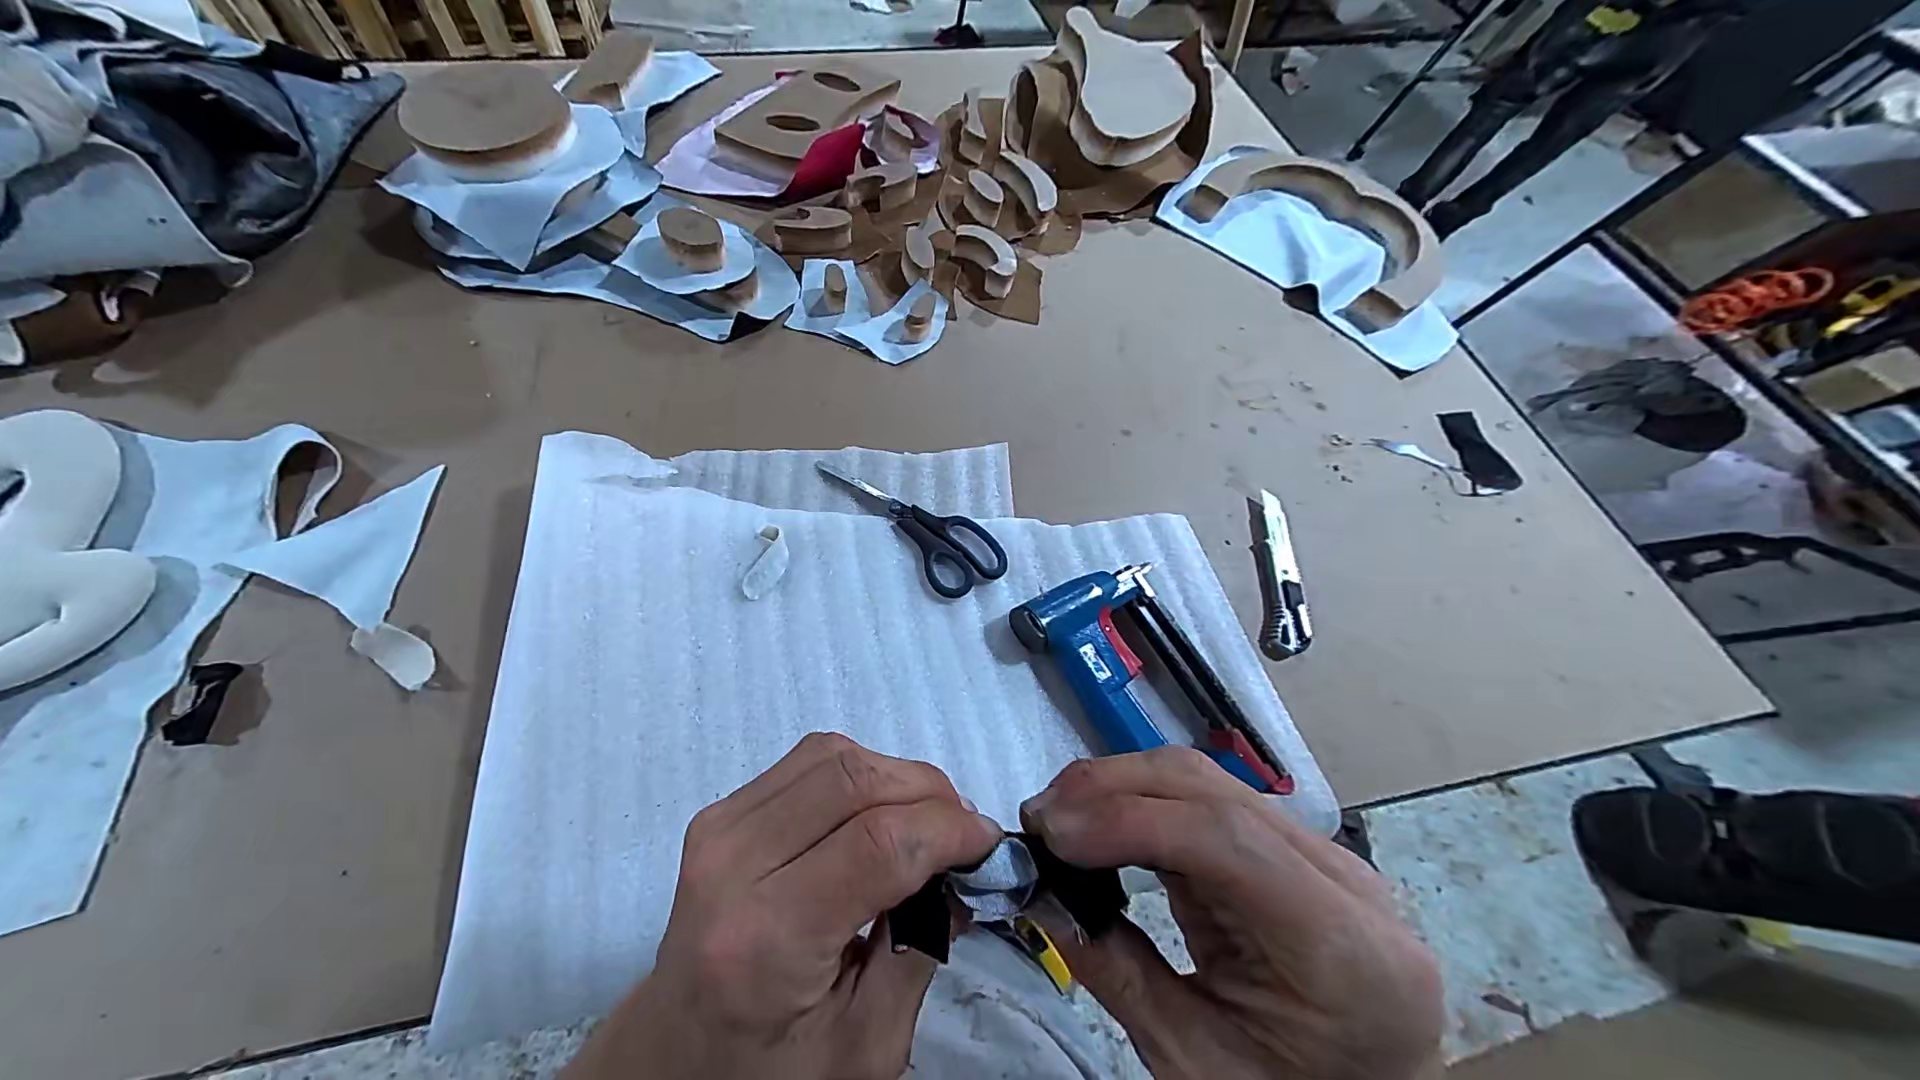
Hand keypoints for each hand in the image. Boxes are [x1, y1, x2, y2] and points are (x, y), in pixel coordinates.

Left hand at [563, 733, 1000, 1079]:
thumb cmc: (771, 1068)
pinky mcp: (720, 810)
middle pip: (855, 781)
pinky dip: (863, 770)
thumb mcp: (867, 1045)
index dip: (947, 829)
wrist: (670, 1054)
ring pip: (834, 755)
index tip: (987, 844)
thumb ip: (922, 946)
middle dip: (931, 792)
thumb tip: (964, 867)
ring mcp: (719, 827)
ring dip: (898, 775)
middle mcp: (732, 865)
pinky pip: (810, 758)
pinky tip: (880, 807)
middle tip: (964, 829)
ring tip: (928, 817)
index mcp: (765, 941)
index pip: (876, 844)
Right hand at [1021, 747, 1442, 1079]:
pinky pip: (1203, 800)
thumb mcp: (1196, 1062)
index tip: (1051, 832)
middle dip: (1111, 787)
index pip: (1226, 838)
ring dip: (1119, 785)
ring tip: (1059, 816)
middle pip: (1211, 790)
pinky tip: (1101, 821)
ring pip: (1203, 780)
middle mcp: (1339, 876)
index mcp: (1342, 945)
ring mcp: (1316, 850)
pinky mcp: (1284, 843)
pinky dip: (1140, 801)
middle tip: (1040, 817)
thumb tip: (1044, 892)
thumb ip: (1117, 973)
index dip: (1128, 819)